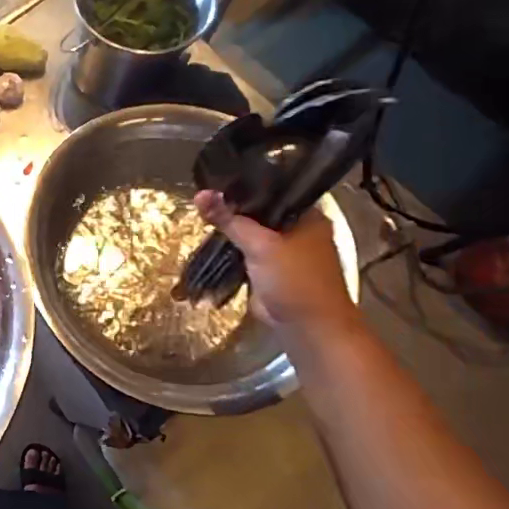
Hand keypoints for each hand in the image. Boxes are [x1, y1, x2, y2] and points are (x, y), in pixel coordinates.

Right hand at [194, 190, 356, 332]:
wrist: (308, 329)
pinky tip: (213, 240)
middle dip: (236, 209)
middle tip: (205, 197)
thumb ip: (230, 220)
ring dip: (234, 232)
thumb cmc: (294, 279)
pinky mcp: (273, 273)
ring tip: (203, 214)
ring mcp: (286, 253)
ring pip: (254, 235)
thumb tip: (200, 194)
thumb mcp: (260, 244)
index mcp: (309, 214)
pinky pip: (250, 256)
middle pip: (262, 213)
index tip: (217, 179)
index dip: (247, 184)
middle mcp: (300, 229)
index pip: (275, 189)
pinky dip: (235, 252)